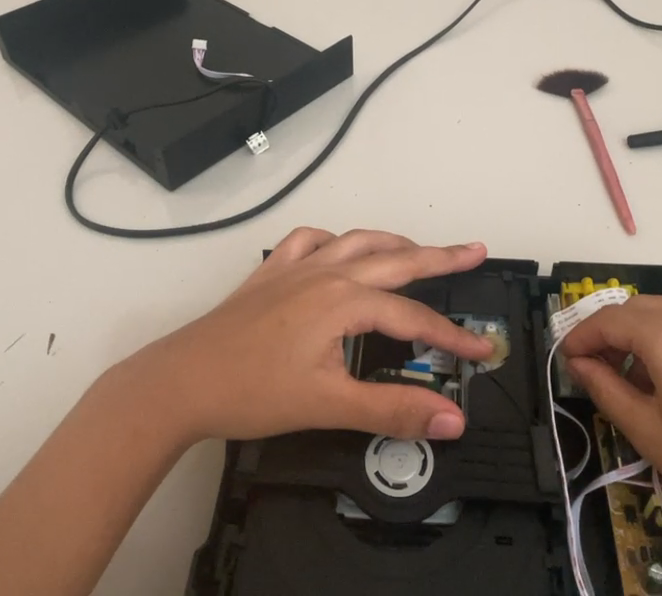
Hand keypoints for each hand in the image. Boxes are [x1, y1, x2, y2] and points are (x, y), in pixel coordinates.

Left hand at [121, 227, 493, 446]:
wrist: (180, 382)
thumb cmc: (253, 393)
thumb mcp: (329, 406)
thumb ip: (393, 409)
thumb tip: (452, 420)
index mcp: (344, 301)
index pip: (413, 316)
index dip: (451, 336)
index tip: (481, 351)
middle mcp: (326, 273)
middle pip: (394, 258)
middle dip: (439, 255)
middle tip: (474, 249)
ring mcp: (295, 268)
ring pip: (354, 241)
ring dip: (391, 243)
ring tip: (417, 248)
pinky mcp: (269, 274)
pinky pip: (307, 242)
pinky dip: (332, 241)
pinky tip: (335, 250)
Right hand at [563, 297, 661, 595]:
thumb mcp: (651, 434)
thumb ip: (607, 389)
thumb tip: (581, 364)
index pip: (611, 319)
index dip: (583, 336)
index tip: (567, 359)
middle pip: (645, 310)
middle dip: (616, 334)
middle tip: (599, 370)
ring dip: (653, 338)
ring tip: (646, 383)